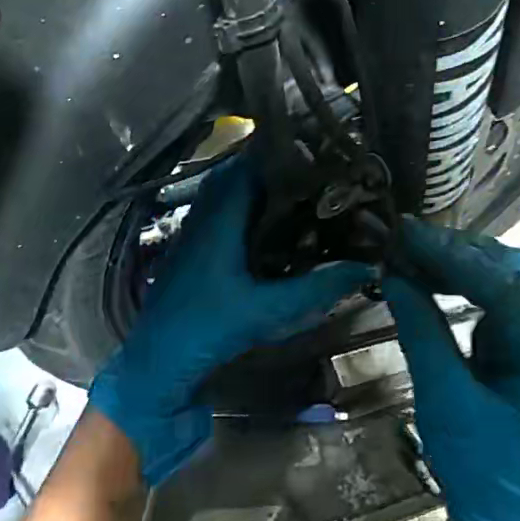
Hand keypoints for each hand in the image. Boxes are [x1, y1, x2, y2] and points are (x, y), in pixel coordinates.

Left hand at [89, 157, 368, 486]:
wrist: (155, 367)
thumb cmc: (203, 331)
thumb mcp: (265, 311)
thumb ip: (315, 288)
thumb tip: (365, 267)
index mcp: (215, 222)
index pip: (246, 166)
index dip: (281, 154)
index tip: (319, 152)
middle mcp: (200, 222)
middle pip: (237, 180)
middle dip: (275, 174)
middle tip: (319, 178)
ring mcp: (190, 240)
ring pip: (227, 203)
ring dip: (259, 198)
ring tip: (303, 201)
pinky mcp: (189, 260)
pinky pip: (220, 226)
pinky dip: (246, 222)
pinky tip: (272, 239)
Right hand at [381, 218, 519, 520]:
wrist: (509, 506)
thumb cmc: (476, 462)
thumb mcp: (441, 398)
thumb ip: (421, 332)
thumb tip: (394, 277)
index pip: (509, 290)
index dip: (455, 257)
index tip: (408, 234)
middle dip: (459, 252)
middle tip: (403, 240)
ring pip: (517, 280)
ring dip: (463, 263)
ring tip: (412, 253)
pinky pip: (509, 300)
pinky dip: (469, 284)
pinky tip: (435, 276)